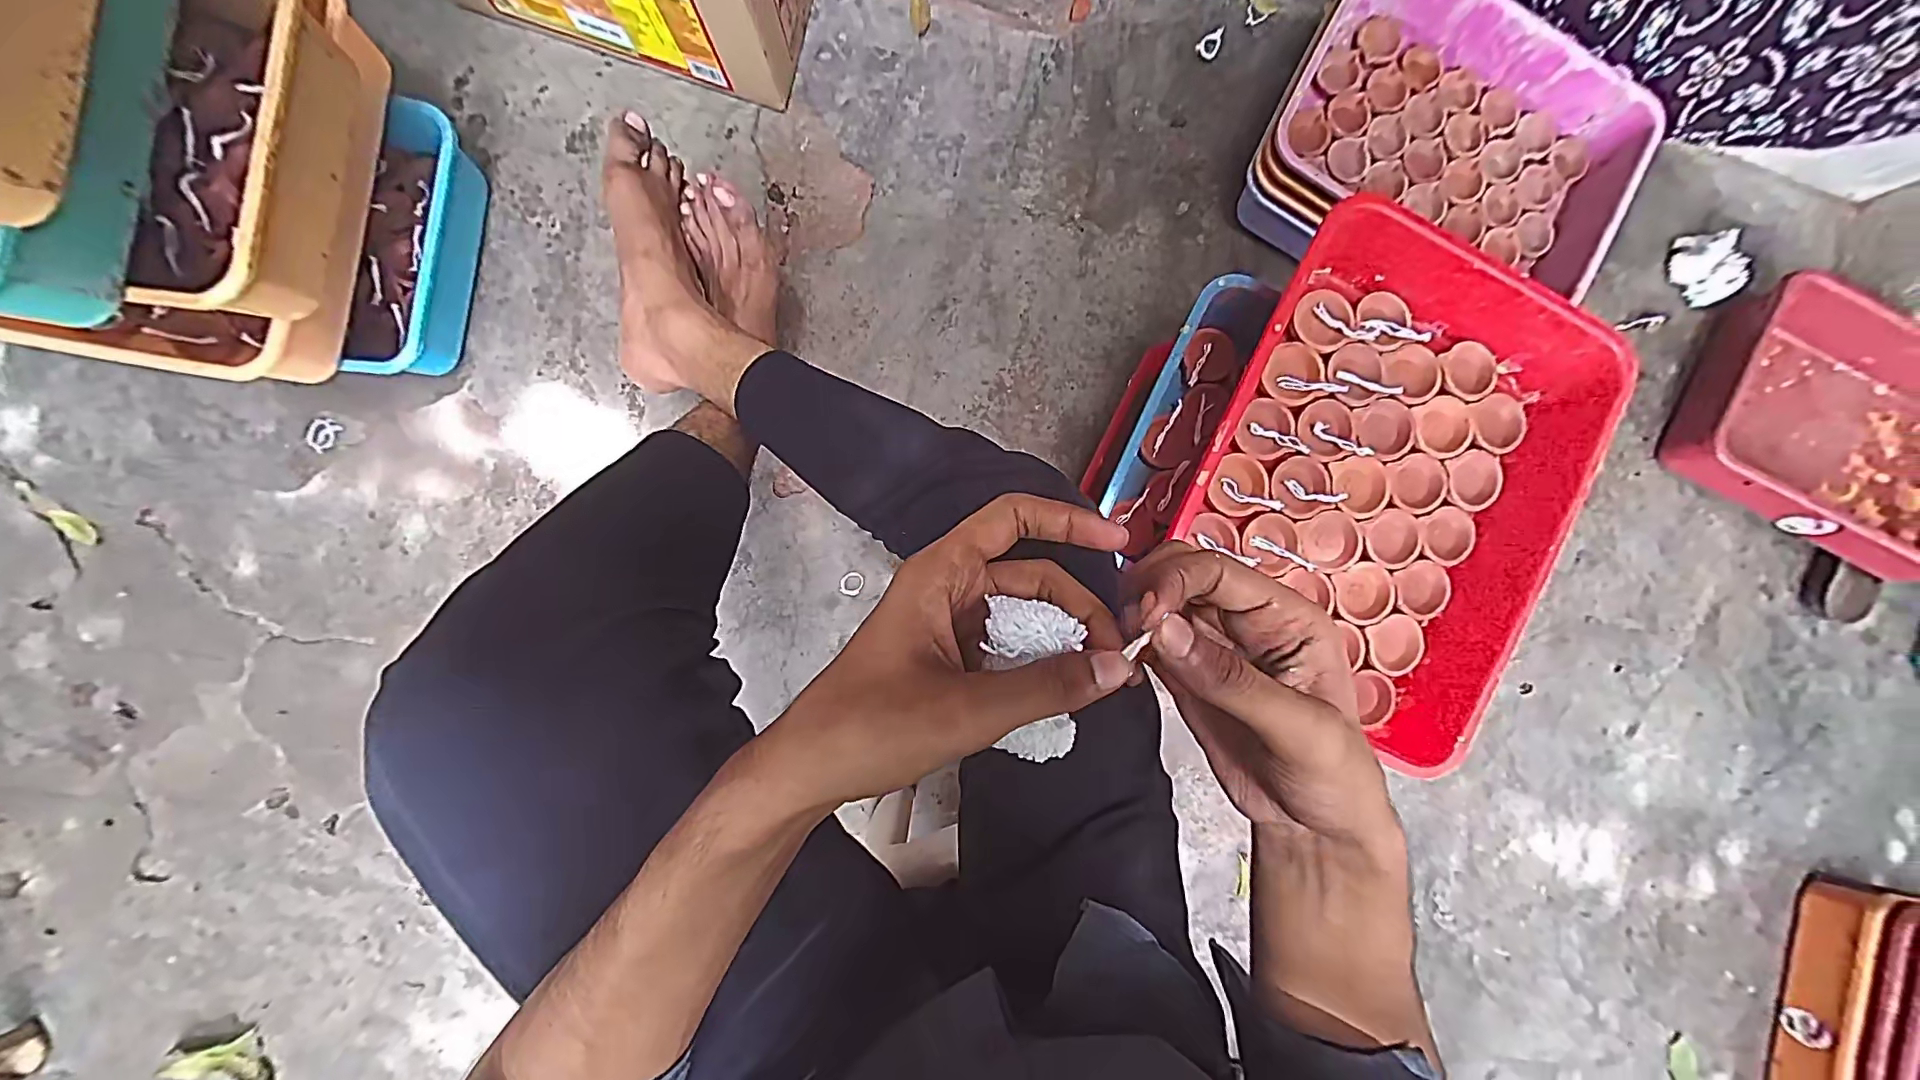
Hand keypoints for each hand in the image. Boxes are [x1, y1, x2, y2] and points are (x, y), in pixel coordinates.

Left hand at [740, 494, 1137, 812]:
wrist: (814, 767)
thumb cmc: (865, 726)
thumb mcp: (968, 708)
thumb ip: (1047, 686)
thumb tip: (1112, 668)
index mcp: (940, 573)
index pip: (1011, 518)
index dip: (1067, 520)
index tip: (1115, 540)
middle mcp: (947, 588)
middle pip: (1030, 574)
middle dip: (1077, 605)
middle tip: (1112, 648)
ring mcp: (949, 623)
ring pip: (1022, 613)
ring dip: (1061, 637)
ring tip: (1096, 670)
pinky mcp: (952, 655)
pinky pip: (1008, 644)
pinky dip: (1039, 660)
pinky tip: (1063, 687)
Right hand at [1123, 541, 1396, 847]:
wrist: (1313, 825)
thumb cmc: (1334, 777)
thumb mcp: (1301, 731)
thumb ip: (1232, 680)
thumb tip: (1167, 630)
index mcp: (1288, 618)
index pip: (1220, 571)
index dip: (1176, 581)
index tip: (1148, 613)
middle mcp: (1248, 622)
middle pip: (1184, 573)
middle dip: (1148, 587)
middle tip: (1129, 624)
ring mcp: (1214, 645)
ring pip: (1161, 601)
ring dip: (1132, 613)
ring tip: (1122, 644)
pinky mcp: (1188, 671)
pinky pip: (1149, 640)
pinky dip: (1129, 644)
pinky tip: (1124, 661)